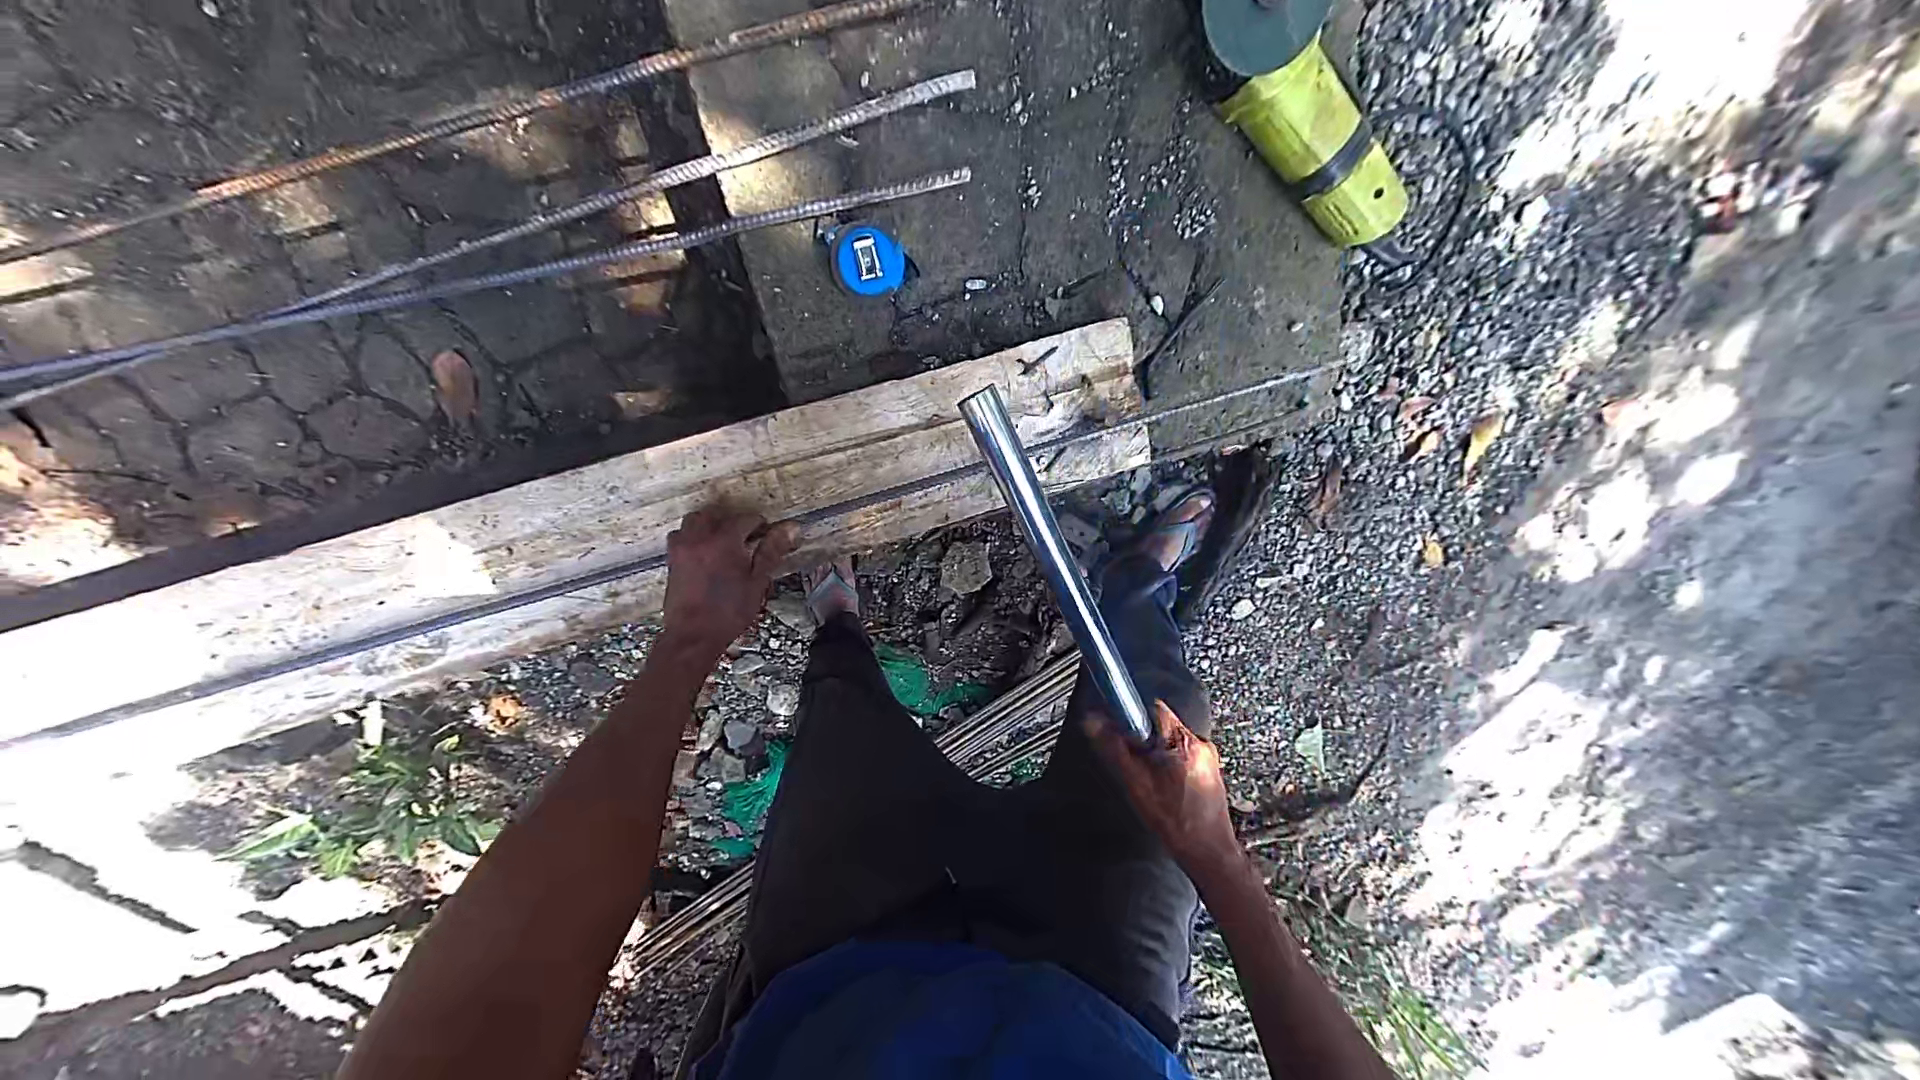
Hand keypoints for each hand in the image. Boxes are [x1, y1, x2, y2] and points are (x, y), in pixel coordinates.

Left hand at [659, 508, 798, 661]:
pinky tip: (705, 552)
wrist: (694, 634)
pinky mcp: (672, 560)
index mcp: (724, 540)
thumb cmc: (729, 611)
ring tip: (724, 541)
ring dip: (710, 524)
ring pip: (694, 521)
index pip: (746, 519)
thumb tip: (790, 529)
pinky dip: (693, 536)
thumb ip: (771, 551)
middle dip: (732, 520)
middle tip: (746, 536)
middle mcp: (700, 538)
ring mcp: (682, 548)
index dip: (760, 525)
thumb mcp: (757, 581)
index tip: (766, 534)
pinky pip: (681, 536)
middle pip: (715, 514)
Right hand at [1085, 700, 1245, 888]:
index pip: (1153, 707)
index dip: (1133, 716)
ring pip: (1171, 738)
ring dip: (1156, 750)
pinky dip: (1169, 761)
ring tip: (1150, 777)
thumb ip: (1114, 749)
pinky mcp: (1210, 767)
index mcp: (1183, 742)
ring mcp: (1208, 756)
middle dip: (1143, 738)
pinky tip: (1165, 785)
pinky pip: (1182, 752)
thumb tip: (1094, 722)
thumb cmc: (1176, 823)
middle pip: (1161, 722)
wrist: (1209, 852)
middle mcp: (1200, 743)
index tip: (1121, 728)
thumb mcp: (1136, 784)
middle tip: (1135, 762)